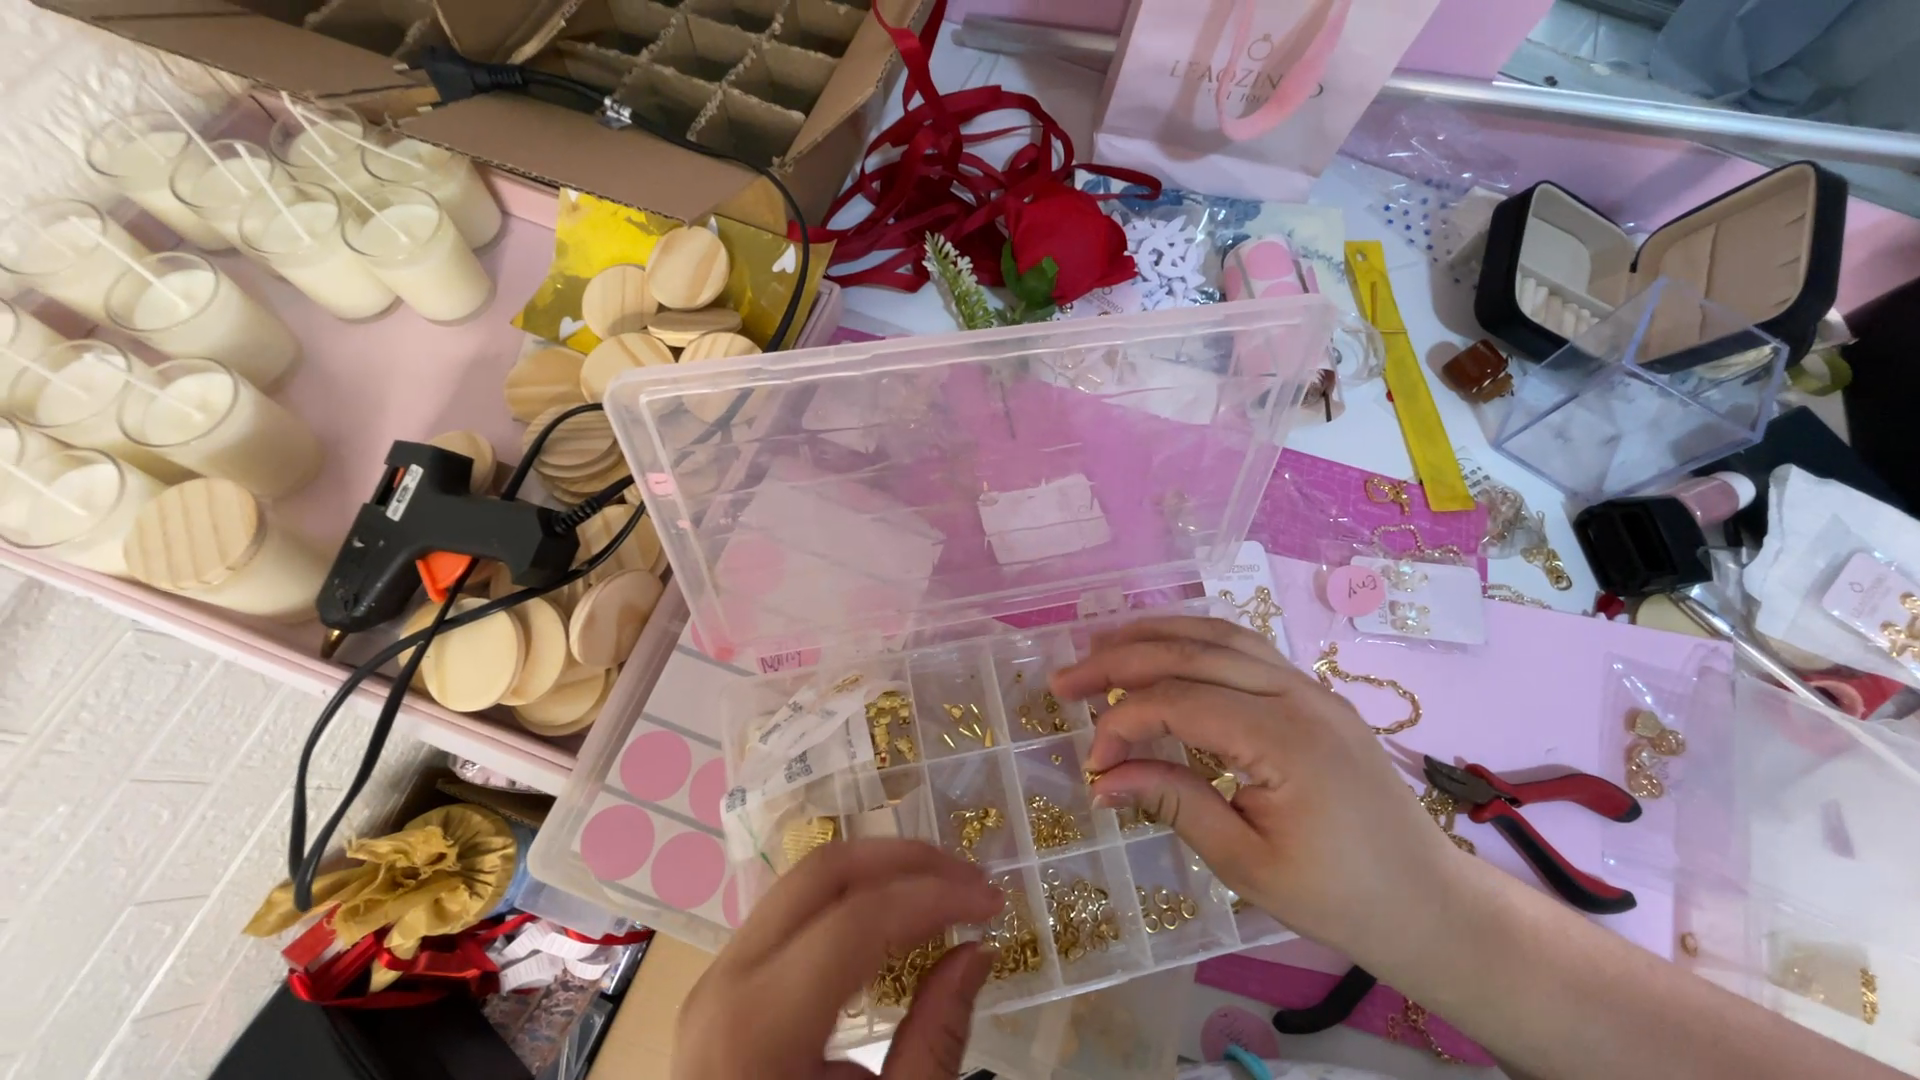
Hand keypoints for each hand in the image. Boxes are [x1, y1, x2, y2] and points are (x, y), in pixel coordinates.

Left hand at [674, 839, 1002, 1079]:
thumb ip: (934, 1039)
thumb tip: (977, 951)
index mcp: (757, 1025)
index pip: (856, 920)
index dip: (933, 897)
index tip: (993, 902)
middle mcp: (726, 979)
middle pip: (822, 873)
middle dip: (906, 861)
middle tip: (971, 879)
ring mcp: (718, 974)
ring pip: (805, 883)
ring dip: (880, 872)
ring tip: (944, 889)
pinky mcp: (724, 980)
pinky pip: (793, 913)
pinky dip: (852, 898)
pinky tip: (896, 914)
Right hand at [1050, 616, 1470, 959]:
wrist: (1429, 902)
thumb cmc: (1338, 895)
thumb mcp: (1246, 862)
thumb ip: (1172, 802)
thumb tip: (1101, 778)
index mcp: (1285, 739)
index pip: (1181, 701)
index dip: (1123, 721)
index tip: (1092, 761)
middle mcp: (1298, 694)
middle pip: (1194, 652)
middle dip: (1120, 659)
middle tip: (1065, 677)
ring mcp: (1311, 687)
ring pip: (1221, 636)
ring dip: (1156, 635)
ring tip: (1101, 646)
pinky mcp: (1314, 694)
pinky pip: (1246, 649)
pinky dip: (1194, 641)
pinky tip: (1164, 651)